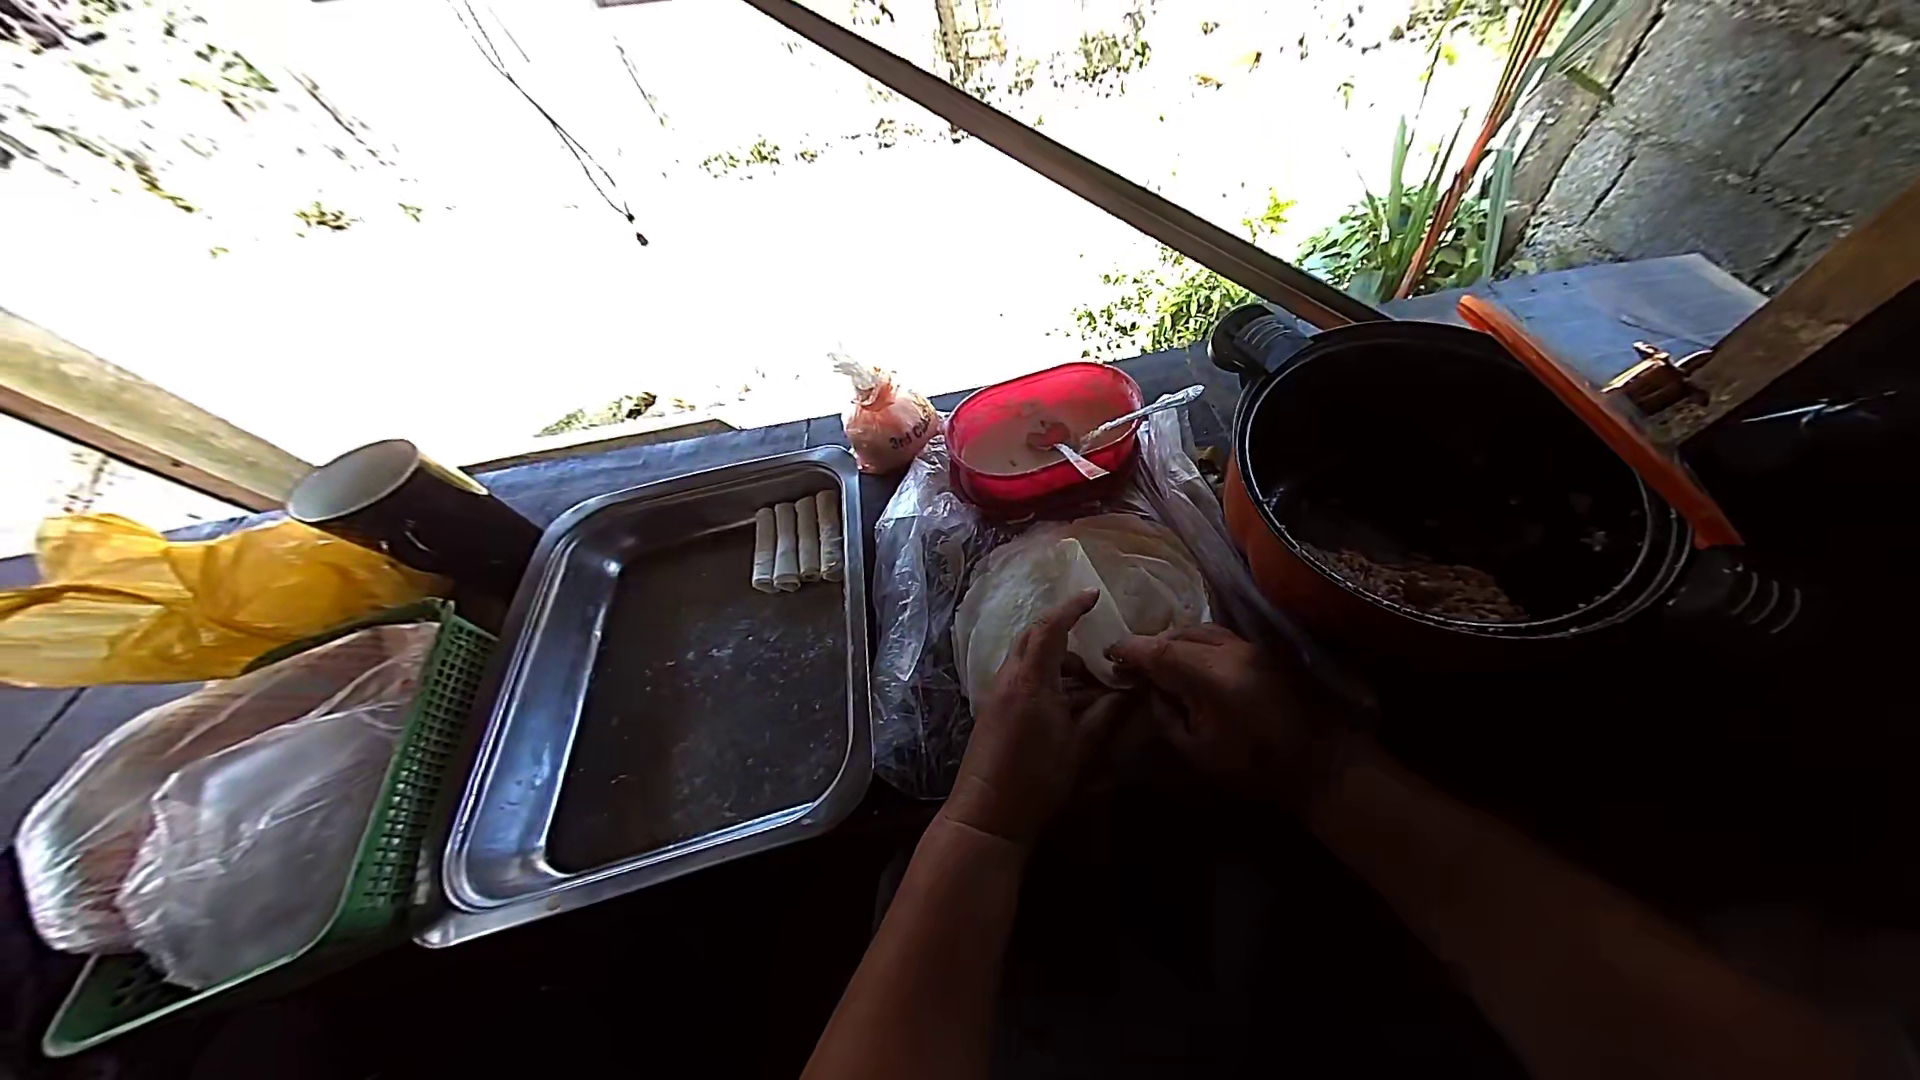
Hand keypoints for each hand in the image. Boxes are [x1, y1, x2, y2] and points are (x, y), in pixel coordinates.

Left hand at [942, 589, 1128, 846]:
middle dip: (1063, 632)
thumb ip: (1108, 714)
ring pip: (1026, 658)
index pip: (1049, 629)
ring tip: (1086, 683)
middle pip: (1032, 637)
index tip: (1092, 595)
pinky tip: (1064, 701)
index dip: (1071, 608)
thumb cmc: (1037, 779)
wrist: (986, 813)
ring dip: (1055, 659)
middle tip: (1093, 645)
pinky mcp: (992, 708)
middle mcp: (1008, 678)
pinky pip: (1019, 676)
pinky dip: (1043, 676)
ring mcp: (996, 693)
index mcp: (1030, 681)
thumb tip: (1132, 691)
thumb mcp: (1082, 748)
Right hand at [1108, 624, 1339, 807]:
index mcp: (1210, 677)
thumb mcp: (1196, 750)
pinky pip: (1216, 635)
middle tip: (1130, 662)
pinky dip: (1194, 642)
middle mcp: (1229, 651)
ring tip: (1156, 660)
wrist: (1322, 764)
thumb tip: (1151, 689)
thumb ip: (1166, 714)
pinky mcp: (1260, 649)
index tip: (1109, 653)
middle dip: (1149, 646)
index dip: (1130, 649)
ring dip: (1172, 641)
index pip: (1158, 651)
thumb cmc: (1254, 767)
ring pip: (1197, 630)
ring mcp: (1248, 646)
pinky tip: (1188, 658)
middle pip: (1176, 635)